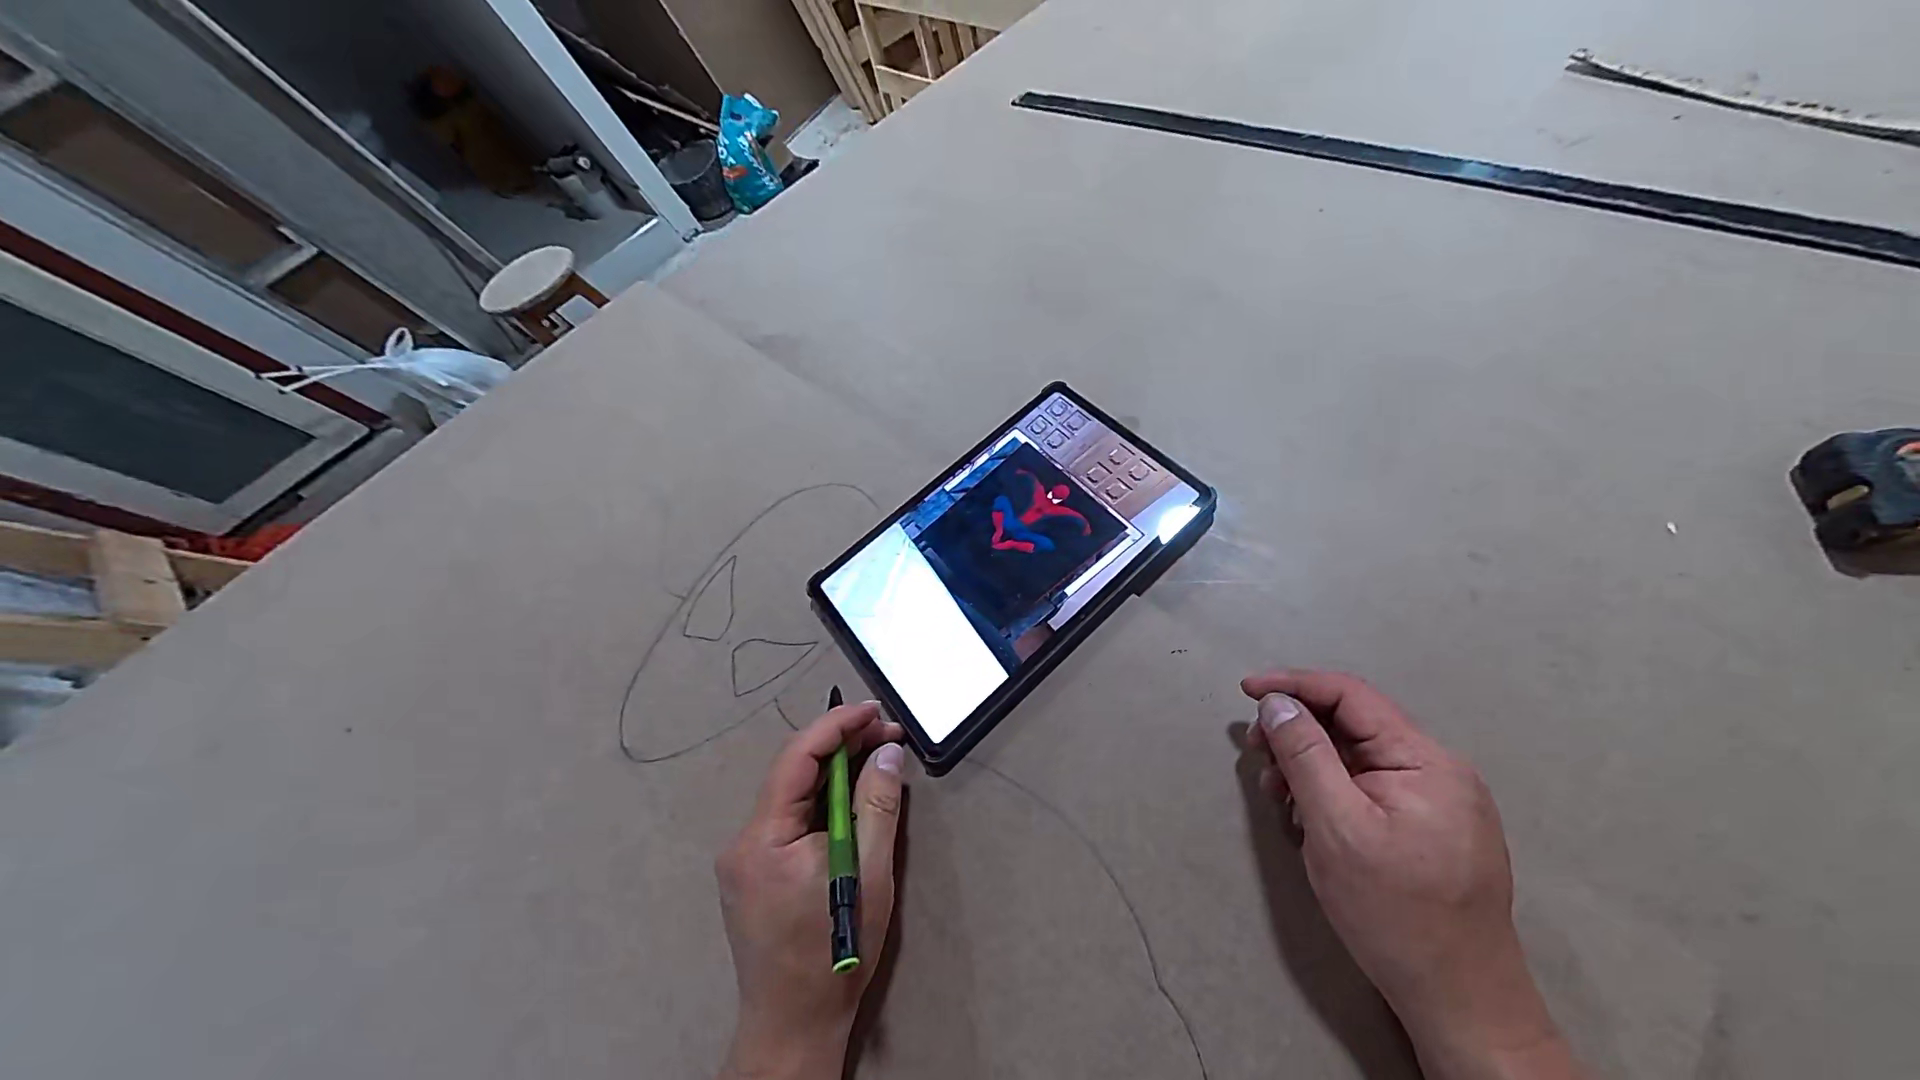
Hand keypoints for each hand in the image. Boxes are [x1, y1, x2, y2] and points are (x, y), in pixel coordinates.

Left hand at [716, 702, 906, 1079]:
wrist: (794, 1026)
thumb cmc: (835, 952)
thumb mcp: (870, 874)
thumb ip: (878, 806)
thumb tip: (888, 751)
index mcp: (763, 838)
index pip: (797, 759)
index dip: (835, 726)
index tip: (873, 711)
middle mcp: (744, 840)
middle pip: (794, 772)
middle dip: (841, 746)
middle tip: (887, 733)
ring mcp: (746, 856)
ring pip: (794, 793)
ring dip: (835, 772)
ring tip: (877, 755)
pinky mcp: (756, 869)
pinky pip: (791, 816)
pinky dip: (824, 799)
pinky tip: (852, 794)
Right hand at [1242, 671, 1584, 1079]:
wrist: (1461, 1002)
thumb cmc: (1394, 912)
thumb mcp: (1336, 827)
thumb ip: (1305, 756)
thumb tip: (1276, 703)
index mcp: (1426, 761)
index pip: (1351, 696)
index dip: (1294, 684)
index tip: (1245, 690)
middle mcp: (1437, 770)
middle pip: (1353, 724)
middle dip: (1297, 729)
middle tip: (1254, 748)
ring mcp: (1436, 800)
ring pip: (1356, 756)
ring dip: (1308, 762)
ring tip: (1274, 789)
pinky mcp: (1426, 826)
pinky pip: (1366, 786)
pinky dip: (1328, 788)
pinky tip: (1304, 811)